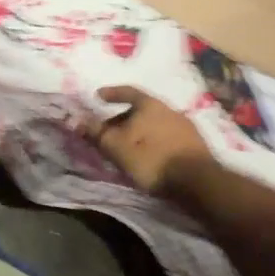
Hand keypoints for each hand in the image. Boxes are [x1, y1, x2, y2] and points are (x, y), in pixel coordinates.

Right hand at [87, 86, 216, 195]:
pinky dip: (156, 143)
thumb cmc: (151, 157)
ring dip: (142, 133)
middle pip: (142, 110)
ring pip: (157, 125)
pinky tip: (151, 157)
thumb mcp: (115, 145)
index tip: (98, 97)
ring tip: (130, 146)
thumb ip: (95, 132)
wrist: (200, 184)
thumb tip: (74, 120)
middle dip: (124, 119)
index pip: (128, 91)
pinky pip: (169, 139)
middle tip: (111, 131)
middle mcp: (170, 111)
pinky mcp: (199, 148)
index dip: (111, 93)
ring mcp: (188, 129)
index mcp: (150, 104)